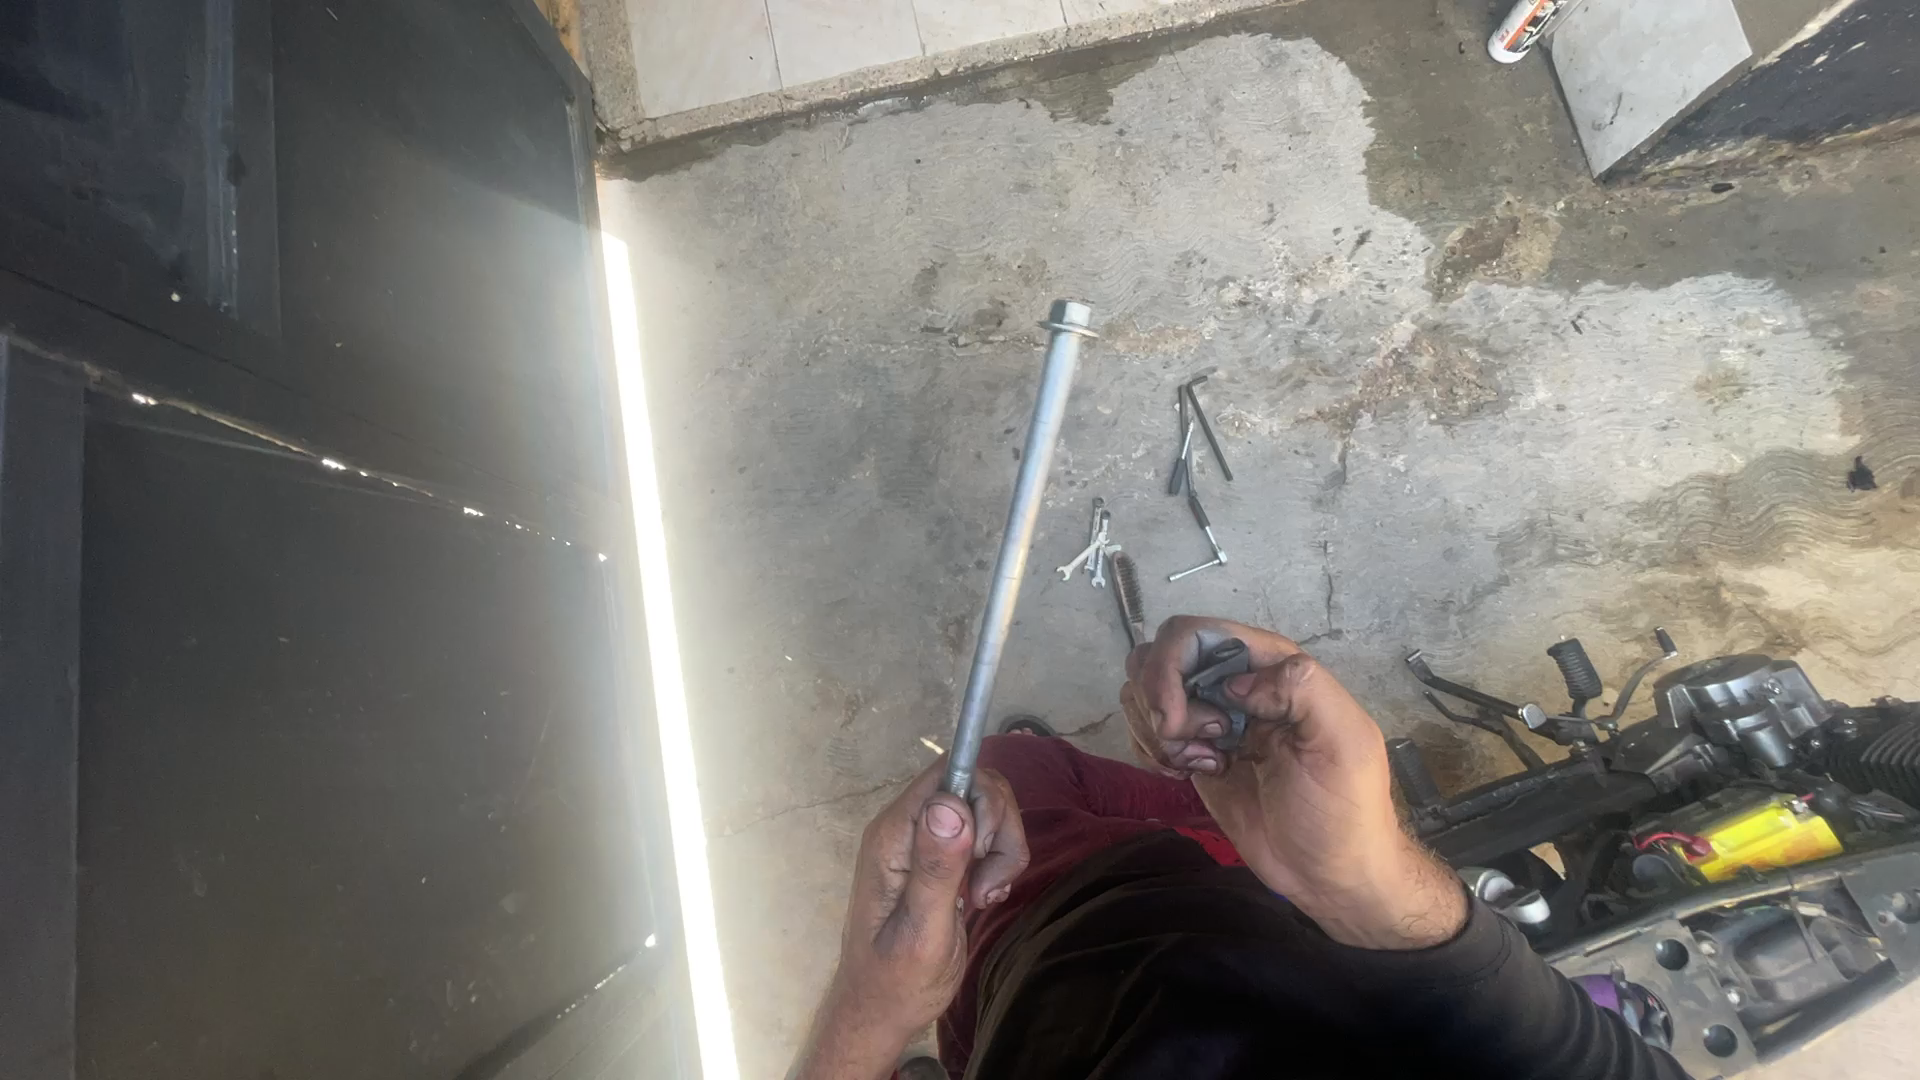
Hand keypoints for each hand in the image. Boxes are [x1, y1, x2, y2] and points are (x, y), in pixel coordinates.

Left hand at [792, 762, 1028, 1079]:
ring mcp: (923, 836)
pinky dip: (998, 860)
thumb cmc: (896, 982)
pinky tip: (984, 895)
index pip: (950, 772)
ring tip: (984, 896)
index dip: (982, 802)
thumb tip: (952, 805)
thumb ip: (936, 868)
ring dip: (1002, 849)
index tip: (984, 854)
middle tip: (988, 884)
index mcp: (894, 833)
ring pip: (987, 807)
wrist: (881, 1010)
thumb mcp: (921, 933)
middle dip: (999, 829)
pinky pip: (985, 832)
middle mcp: (905, 823)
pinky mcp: (940, 852)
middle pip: (976, 784)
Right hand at [1123, 616, 1465, 949]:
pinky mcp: (1189, 747)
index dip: (1170, 668)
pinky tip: (1191, 772)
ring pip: (1141, 690)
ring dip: (1157, 730)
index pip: (1192, 634)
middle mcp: (1231, 680)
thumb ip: (1302, 689)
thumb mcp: (1344, 744)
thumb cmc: (1344, 811)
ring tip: (1201, 762)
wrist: (1329, 876)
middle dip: (1159, 702)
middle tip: (1198, 745)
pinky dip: (1151, 749)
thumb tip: (1234, 685)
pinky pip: (1142, 726)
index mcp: (1268, 664)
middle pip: (1156, 657)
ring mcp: (1207, 713)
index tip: (1176, 721)